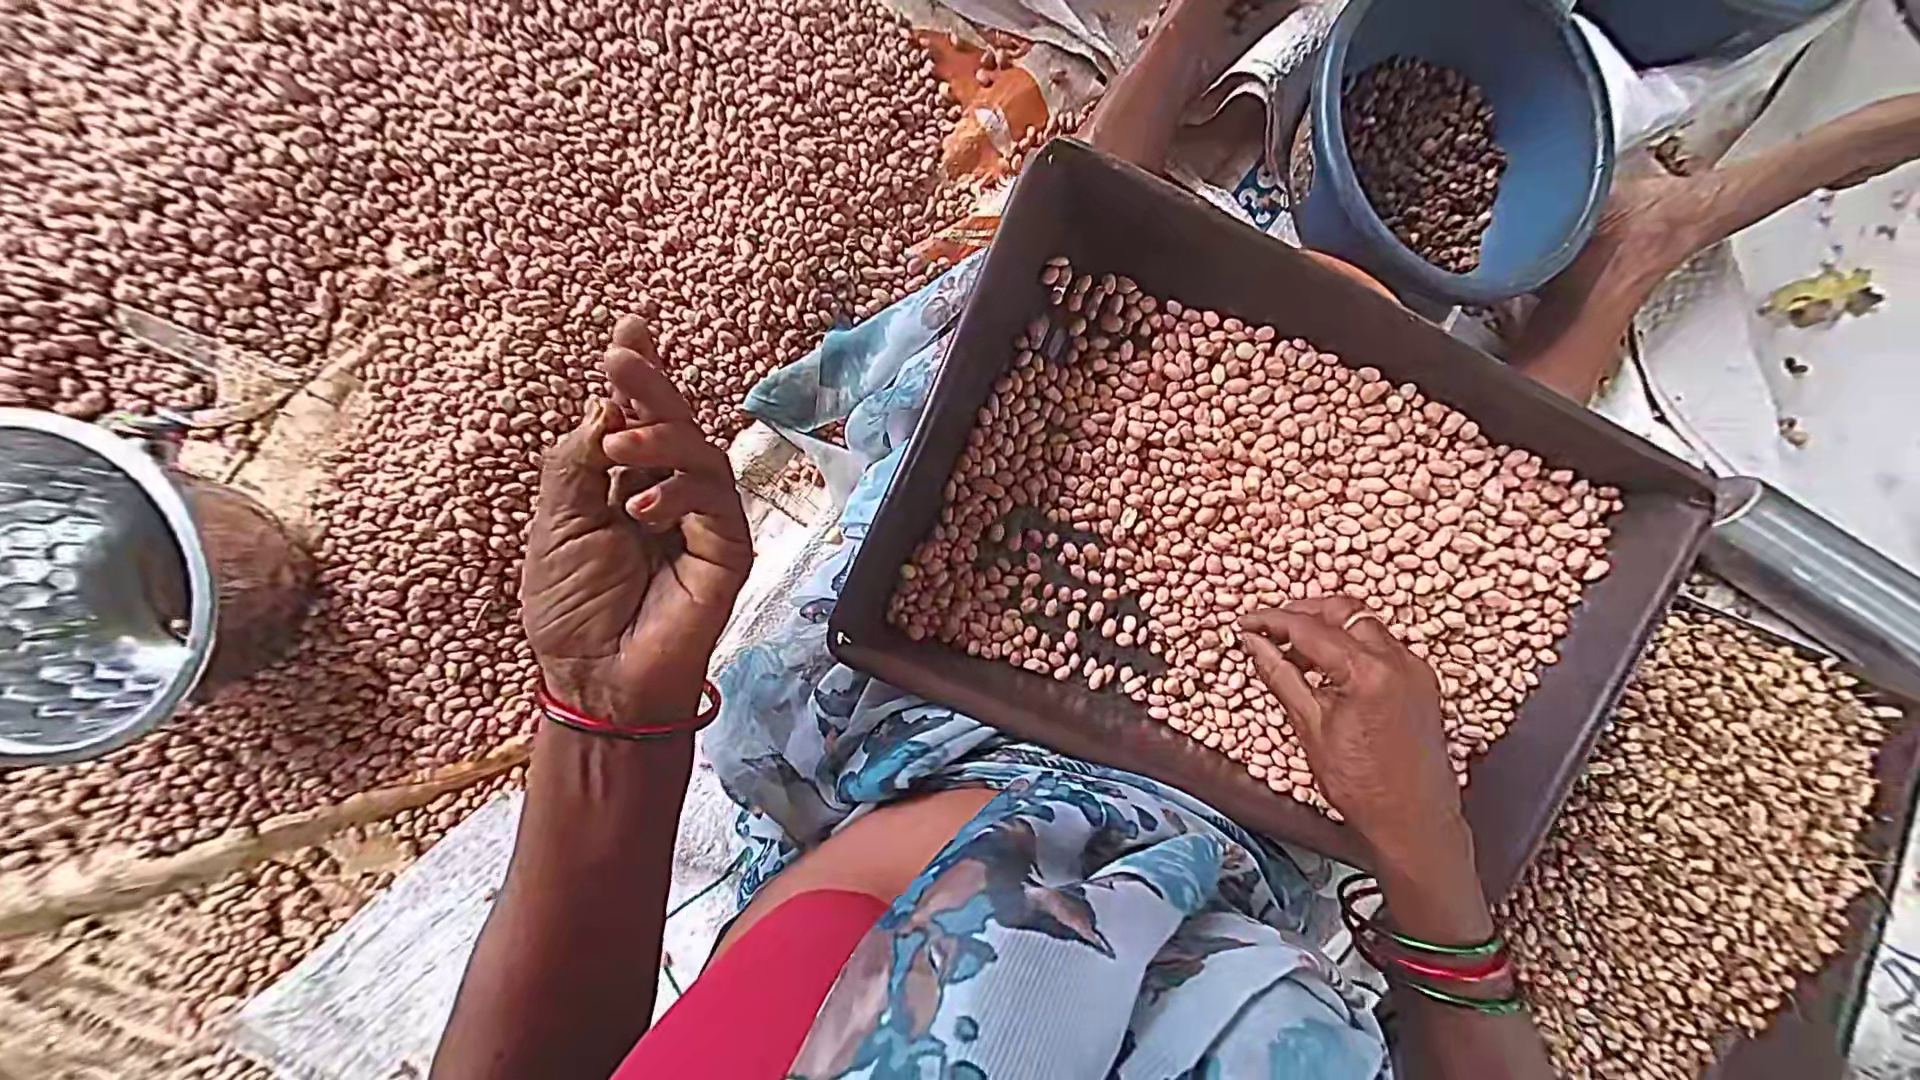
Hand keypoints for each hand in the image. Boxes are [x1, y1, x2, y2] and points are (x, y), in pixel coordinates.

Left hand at [520, 315, 752, 724]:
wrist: (598, 674)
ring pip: (701, 455)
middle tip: (624, 358)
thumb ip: (581, 463)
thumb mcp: (558, 522)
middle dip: (651, 389)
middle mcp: (672, 494)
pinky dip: (680, 494)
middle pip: (676, 427)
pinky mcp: (730, 546)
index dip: (640, 377)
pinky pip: (714, 501)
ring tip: (618, 450)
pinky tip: (643, 510)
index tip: (631, 329)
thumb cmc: (573, 604)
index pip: (640, 421)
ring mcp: (705, 520)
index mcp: (630, 485)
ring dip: (661, 439)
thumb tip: (610, 406)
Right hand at [1237, 597, 1464, 871]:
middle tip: (1269, 628)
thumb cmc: (1361, 783)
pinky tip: (1323, 667)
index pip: (1307, 627)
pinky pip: (1379, 645)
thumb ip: (1279, 673)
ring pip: (1362, 623)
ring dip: (1325, 627)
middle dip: (1301, 612)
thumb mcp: (1308, 724)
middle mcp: (1399, 661)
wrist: (1415, 822)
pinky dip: (1347, 644)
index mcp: (1368, 672)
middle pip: (1342, 610)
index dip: (1270, 621)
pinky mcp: (1421, 682)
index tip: (1245, 624)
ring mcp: (1415, 670)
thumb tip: (1254, 642)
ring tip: (1291, 651)